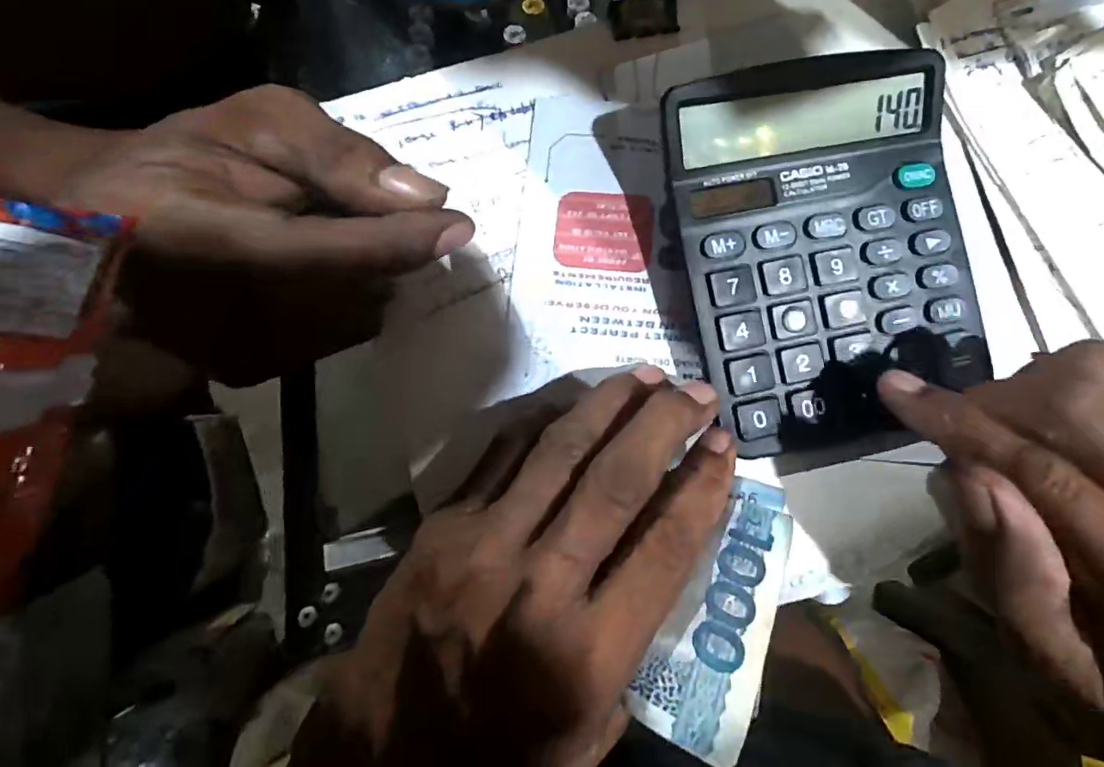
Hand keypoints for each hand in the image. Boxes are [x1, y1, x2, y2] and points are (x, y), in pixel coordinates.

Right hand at [51, 85, 473, 383]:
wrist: (102, 223)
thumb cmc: (184, 159)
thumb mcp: (257, 123)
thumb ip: (336, 154)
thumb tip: (424, 195)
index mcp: (192, 234)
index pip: (314, 250)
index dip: (392, 241)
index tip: (460, 226)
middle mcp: (208, 315)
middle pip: (353, 289)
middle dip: (391, 248)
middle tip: (371, 209)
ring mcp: (228, 356)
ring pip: (359, 313)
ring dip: (373, 272)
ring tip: (326, 233)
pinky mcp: (247, 374)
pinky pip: (342, 330)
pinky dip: (353, 294)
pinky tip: (316, 268)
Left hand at [297, 369, 736, 766]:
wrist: (378, 758)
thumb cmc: (502, 757)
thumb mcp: (591, 733)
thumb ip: (634, 642)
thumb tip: (666, 546)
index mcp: (585, 656)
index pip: (664, 545)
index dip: (702, 485)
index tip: (725, 444)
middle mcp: (537, 589)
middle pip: (617, 481)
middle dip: (665, 424)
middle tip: (697, 392)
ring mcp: (481, 547)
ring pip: (560, 451)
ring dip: (610, 404)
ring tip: (646, 375)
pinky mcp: (442, 527)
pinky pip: (503, 454)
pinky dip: (546, 421)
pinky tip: (575, 401)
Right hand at [878, 342, 1103, 766]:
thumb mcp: (1057, 673)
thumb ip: (1009, 574)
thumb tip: (965, 468)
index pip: (1052, 479)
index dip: (965, 426)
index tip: (896, 389)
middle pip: (1088, 406)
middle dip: (1001, 400)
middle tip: (967, 427)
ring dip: (1038, 387)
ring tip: (1017, 428)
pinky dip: (1083, 389)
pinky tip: (1072, 431)